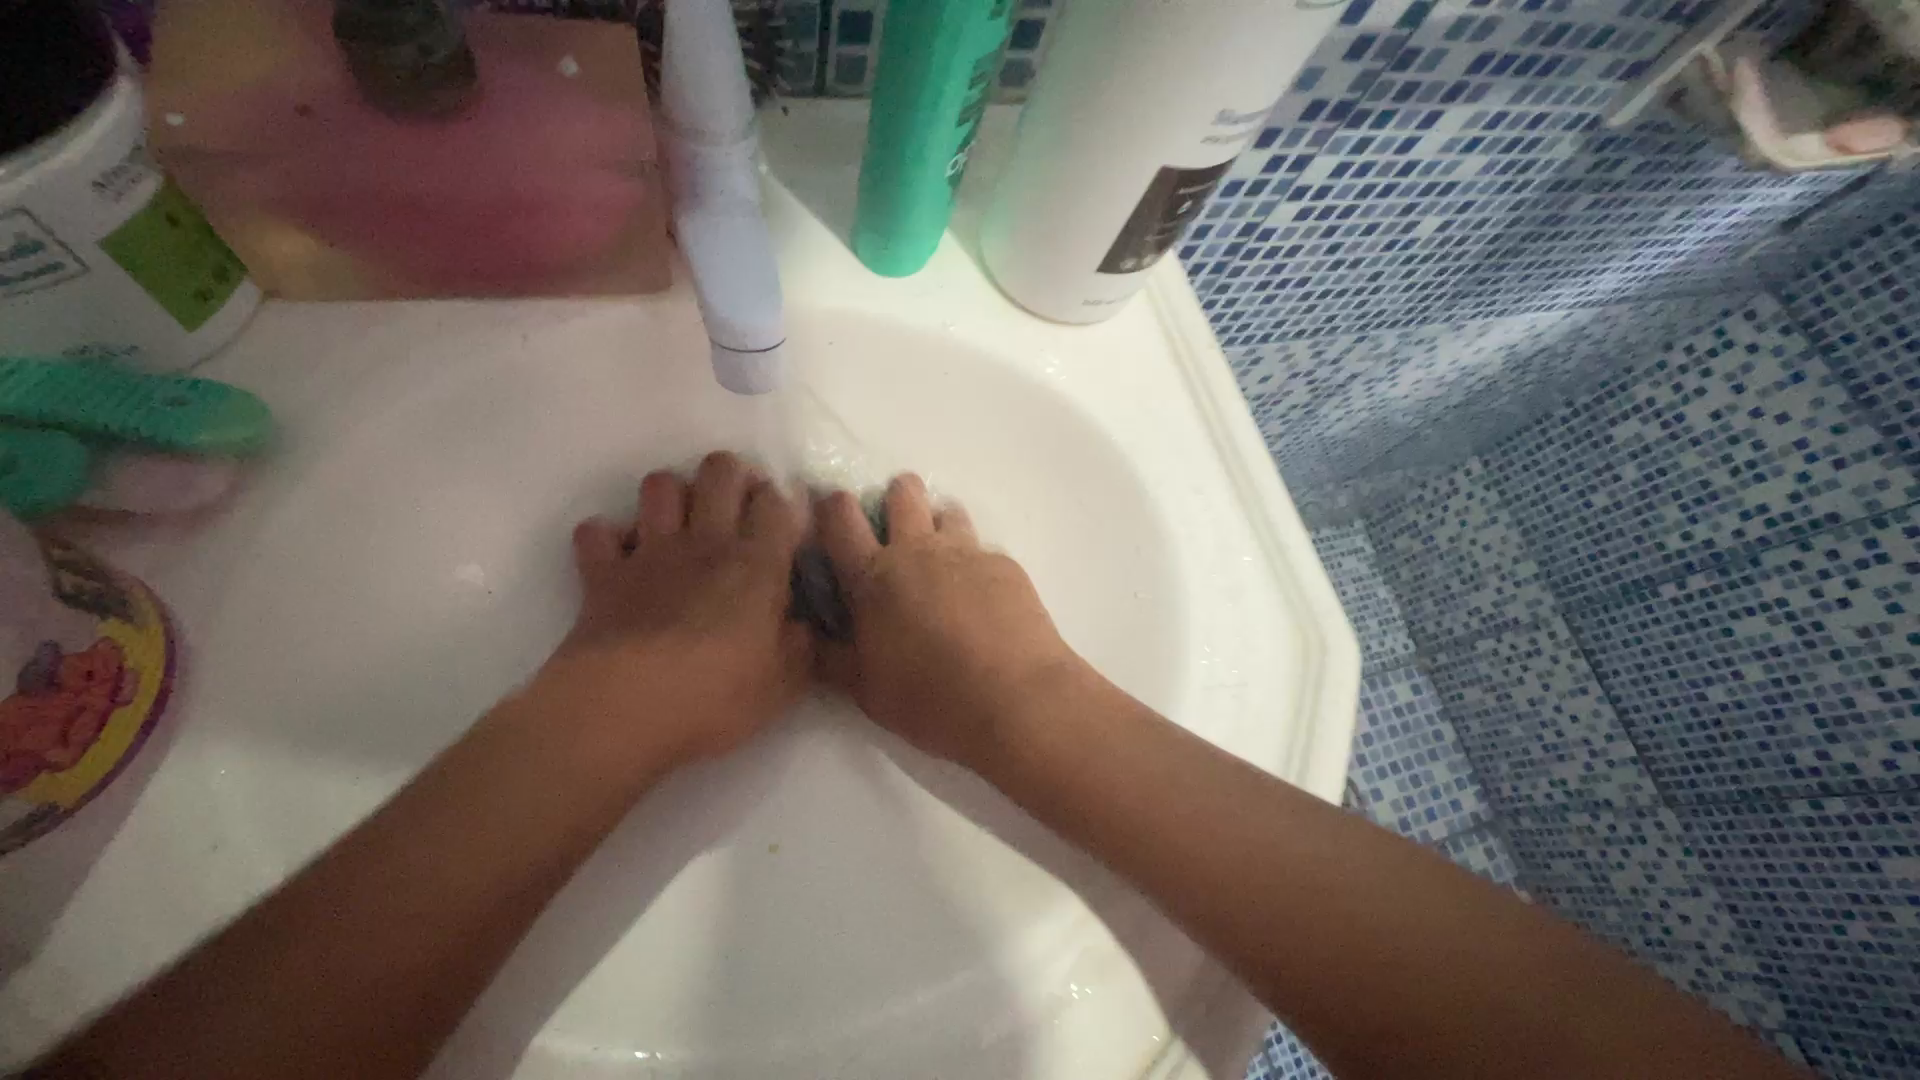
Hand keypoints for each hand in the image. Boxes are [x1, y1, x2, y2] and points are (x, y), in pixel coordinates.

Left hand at [533, 452, 810, 770]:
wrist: (624, 710)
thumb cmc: (715, 696)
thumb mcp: (785, 682)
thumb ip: (803, 643)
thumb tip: (804, 622)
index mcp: (757, 564)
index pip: (778, 502)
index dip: (787, 502)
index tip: (790, 525)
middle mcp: (705, 542)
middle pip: (721, 471)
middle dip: (735, 477)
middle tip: (742, 510)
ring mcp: (650, 552)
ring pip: (660, 485)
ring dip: (674, 495)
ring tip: (684, 526)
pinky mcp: (602, 573)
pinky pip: (596, 532)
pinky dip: (608, 537)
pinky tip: (622, 556)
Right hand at [814, 474, 1085, 765]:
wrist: (1015, 700)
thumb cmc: (930, 699)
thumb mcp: (865, 690)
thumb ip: (831, 657)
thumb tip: (806, 636)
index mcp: (874, 577)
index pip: (840, 517)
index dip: (831, 506)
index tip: (832, 514)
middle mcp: (918, 551)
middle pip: (904, 492)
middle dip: (896, 498)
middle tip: (897, 531)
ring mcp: (967, 553)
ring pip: (948, 511)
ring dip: (939, 526)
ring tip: (942, 564)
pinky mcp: (1005, 565)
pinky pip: (984, 550)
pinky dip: (976, 566)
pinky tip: (984, 601)